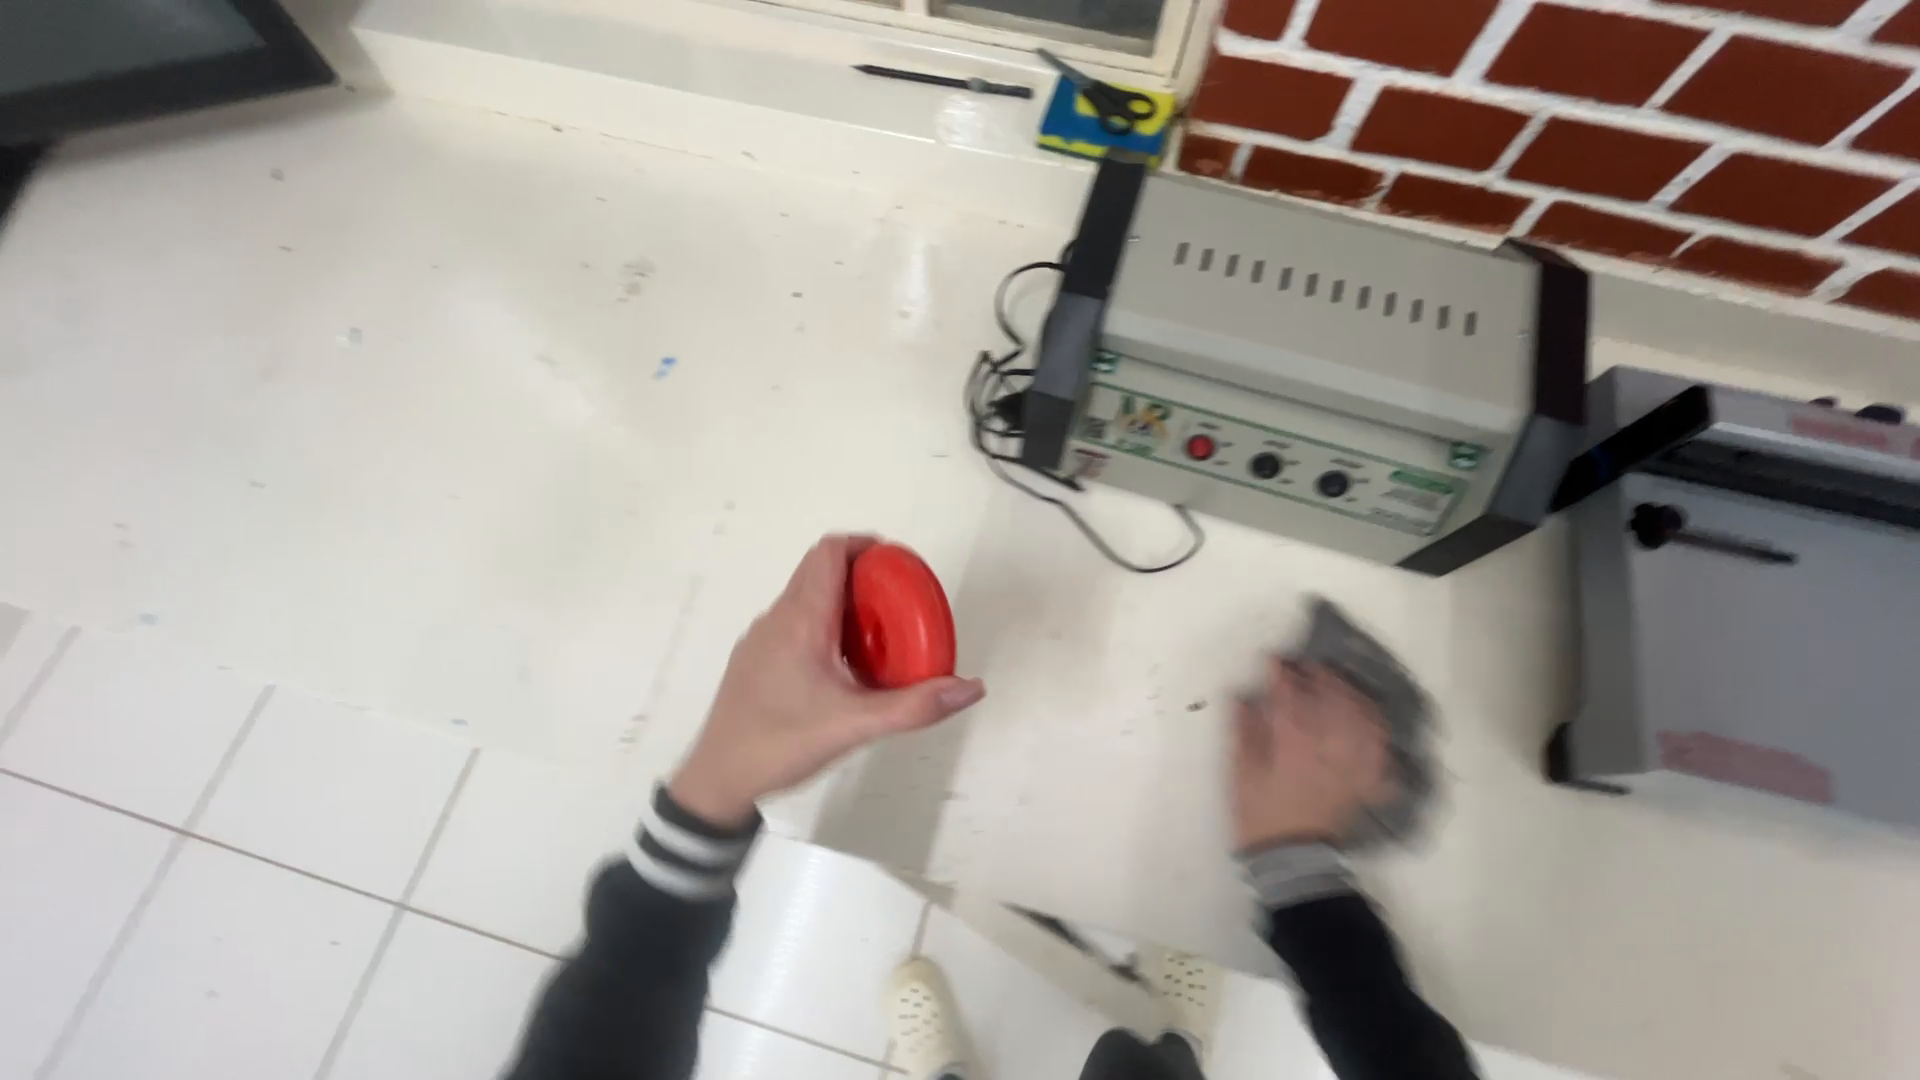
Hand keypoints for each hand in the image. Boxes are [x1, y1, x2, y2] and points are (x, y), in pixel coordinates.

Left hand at [669, 535, 986, 827]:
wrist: (716, 779)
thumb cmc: (781, 743)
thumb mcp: (854, 725)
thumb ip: (914, 706)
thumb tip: (969, 687)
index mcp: (801, 619)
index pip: (830, 552)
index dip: (865, 545)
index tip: (899, 563)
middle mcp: (778, 617)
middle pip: (821, 570)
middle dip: (864, 575)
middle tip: (901, 603)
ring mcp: (762, 637)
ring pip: (808, 597)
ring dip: (845, 602)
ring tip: (881, 634)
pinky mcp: (756, 658)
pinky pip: (796, 622)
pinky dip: (827, 625)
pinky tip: (844, 666)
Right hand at [1230, 660, 1395, 851]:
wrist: (1290, 858)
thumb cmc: (1258, 812)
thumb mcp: (1240, 771)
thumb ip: (1244, 730)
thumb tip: (1243, 696)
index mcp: (1293, 746)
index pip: (1291, 697)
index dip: (1283, 673)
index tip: (1274, 659)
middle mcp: (1329, 751)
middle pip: (1335, 702)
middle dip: (1323, 677)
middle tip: (1308, 665)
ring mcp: (1352, 767)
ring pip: (1363, 721)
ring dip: (1353, 697)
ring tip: (1340, 685)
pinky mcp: (1365, 783)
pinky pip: (1380, 751)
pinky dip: (1376, 731)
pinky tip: (1368, 720)